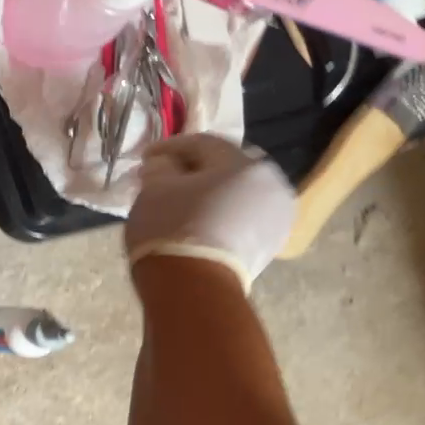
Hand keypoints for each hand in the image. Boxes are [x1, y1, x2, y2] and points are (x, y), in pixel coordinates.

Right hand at [127, 134, 296, 289]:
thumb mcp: (153, 189)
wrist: (193, 282)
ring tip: (184, 204)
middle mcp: (272, 182)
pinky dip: (224, 212)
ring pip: (240, 191)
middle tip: (166, 180)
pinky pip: (246, 214)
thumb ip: (160, 167)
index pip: (205, 143)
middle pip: (228, 166)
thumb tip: (164, 162)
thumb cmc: (170, 226)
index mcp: (243, 164)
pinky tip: (202, 223)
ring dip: (212, 192)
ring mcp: (278, 212)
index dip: (172, 146)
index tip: (146, 157)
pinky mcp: (274, 238)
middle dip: (196, 169)